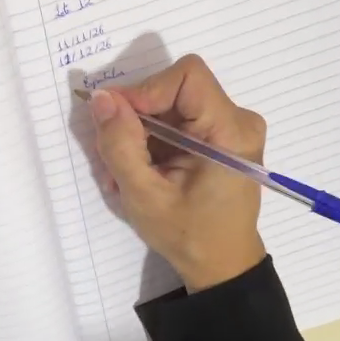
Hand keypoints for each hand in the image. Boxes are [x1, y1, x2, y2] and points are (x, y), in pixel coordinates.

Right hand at [89, 55, 268, 290]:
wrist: (222, 265)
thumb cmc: (188, 236)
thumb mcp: (145, 195)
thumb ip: (121, 145)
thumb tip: (102, 99)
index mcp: (230, 131)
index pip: (186, 76)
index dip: (145, 90)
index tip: (116, 119)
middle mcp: (237, 120)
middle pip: (175, 91)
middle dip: (136, 118)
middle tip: (110, 156)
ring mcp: (229, 128)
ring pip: (171, 107)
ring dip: (139, 135)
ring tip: (119, 174)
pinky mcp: (219, 138)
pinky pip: (177, 123)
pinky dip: (151, 143)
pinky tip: (138, 172)